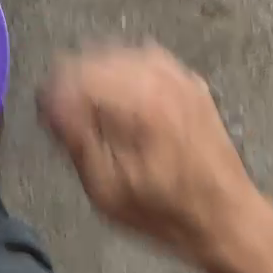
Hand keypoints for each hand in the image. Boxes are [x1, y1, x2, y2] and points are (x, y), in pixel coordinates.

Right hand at [40, 45, 265, 272]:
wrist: (225, 218)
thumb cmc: (161, 212)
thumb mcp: (104, 187)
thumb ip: (75, 136)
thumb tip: (50, 101)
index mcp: (134, 102)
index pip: (74, 73)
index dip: (52, 94)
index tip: (47, 119)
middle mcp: (158, 78)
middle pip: (95, 57)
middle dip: (74, 84)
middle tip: (66, 118)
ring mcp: (178, 77)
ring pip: (120, 55)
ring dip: (99, 77)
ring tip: (94, 111)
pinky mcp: (191, 84)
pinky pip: (147, 62)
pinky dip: (128, 76)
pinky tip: (126, 104)